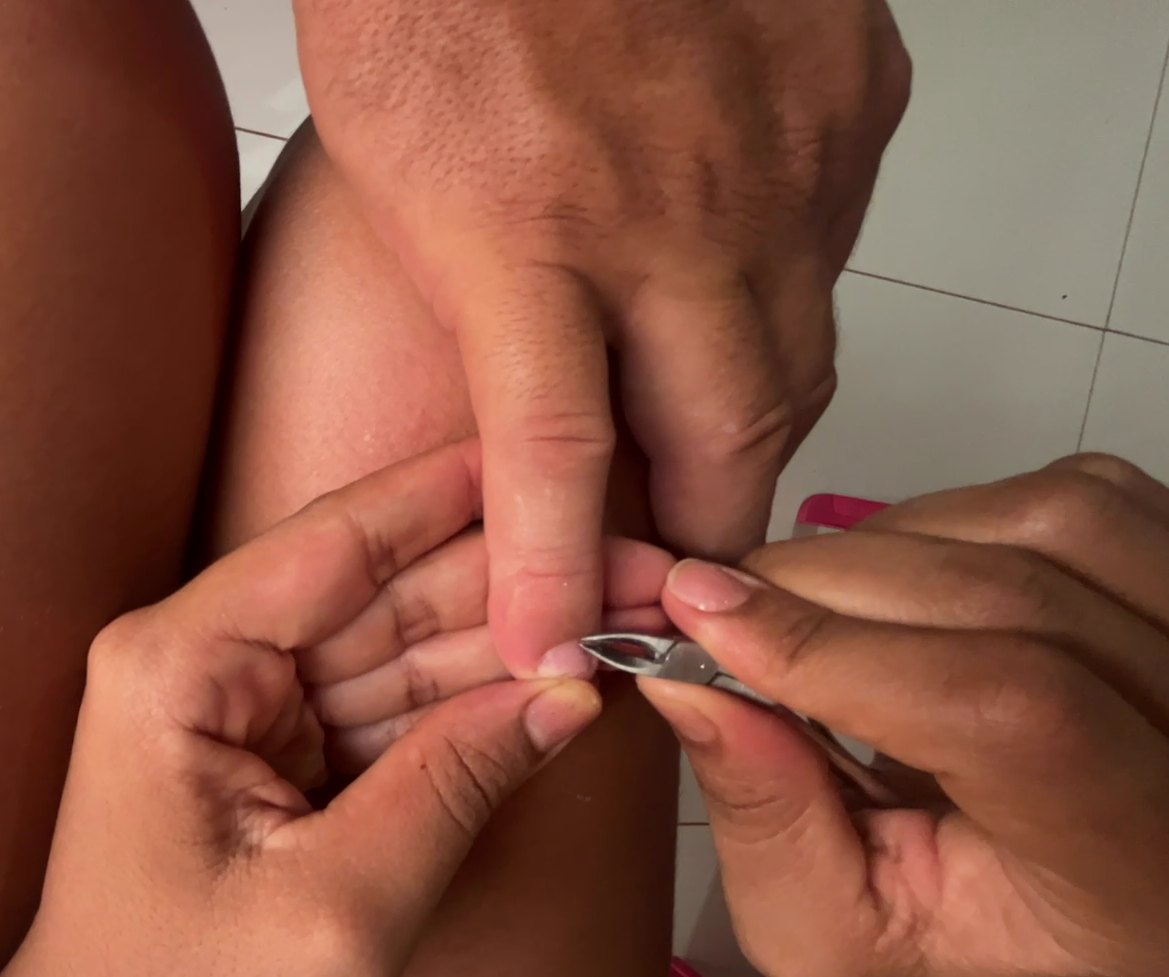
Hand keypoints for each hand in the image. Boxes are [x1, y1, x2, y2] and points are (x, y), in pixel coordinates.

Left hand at [0, 442, 602, 976]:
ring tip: (609, 610)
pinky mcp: (269, 725)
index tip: (534, 451)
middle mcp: (199, 653)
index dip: (442, 493)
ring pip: (388, 633)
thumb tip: (564, 694)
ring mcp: (236, 687)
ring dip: (497, 626)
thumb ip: (452, 786)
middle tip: (622, 559)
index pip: (328, 543)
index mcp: (176, 664)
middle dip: (500, 573)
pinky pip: (380, 689)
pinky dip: (462, 686)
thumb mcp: (335, 909)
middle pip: (371, 583)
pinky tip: (543, 668)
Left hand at [293, 0, 911, 671]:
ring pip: (786, 361)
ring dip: (740, 441)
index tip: (552, 655)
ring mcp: (772, 151)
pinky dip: (771, 324)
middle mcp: (668, 211)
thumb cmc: (422, 16)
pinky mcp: (839, 95)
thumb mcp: (395, 199)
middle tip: (659, 581)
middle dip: (694, 530)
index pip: (554, 459)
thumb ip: (469, 317)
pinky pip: (821, 259)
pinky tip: (724, 334)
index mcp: (523, 239)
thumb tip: (527, 417)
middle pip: (716, 436)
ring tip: (691, 485)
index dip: (558, 577)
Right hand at [641, 456, 1168, 976]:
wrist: (1077, 900)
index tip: (694, 608)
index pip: (1004, 711)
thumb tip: (679, 680)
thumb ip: (755, 816)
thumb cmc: (948, 926)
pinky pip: (1065, 496)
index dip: (828, 646)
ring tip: (803, 601)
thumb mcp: (819, 924)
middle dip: (809, 583)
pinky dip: (937, 517)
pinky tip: (889, 578)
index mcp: (1135, 872)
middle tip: (713, 603)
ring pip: (1035, 527)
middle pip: (1003, 598)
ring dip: (868, 547)